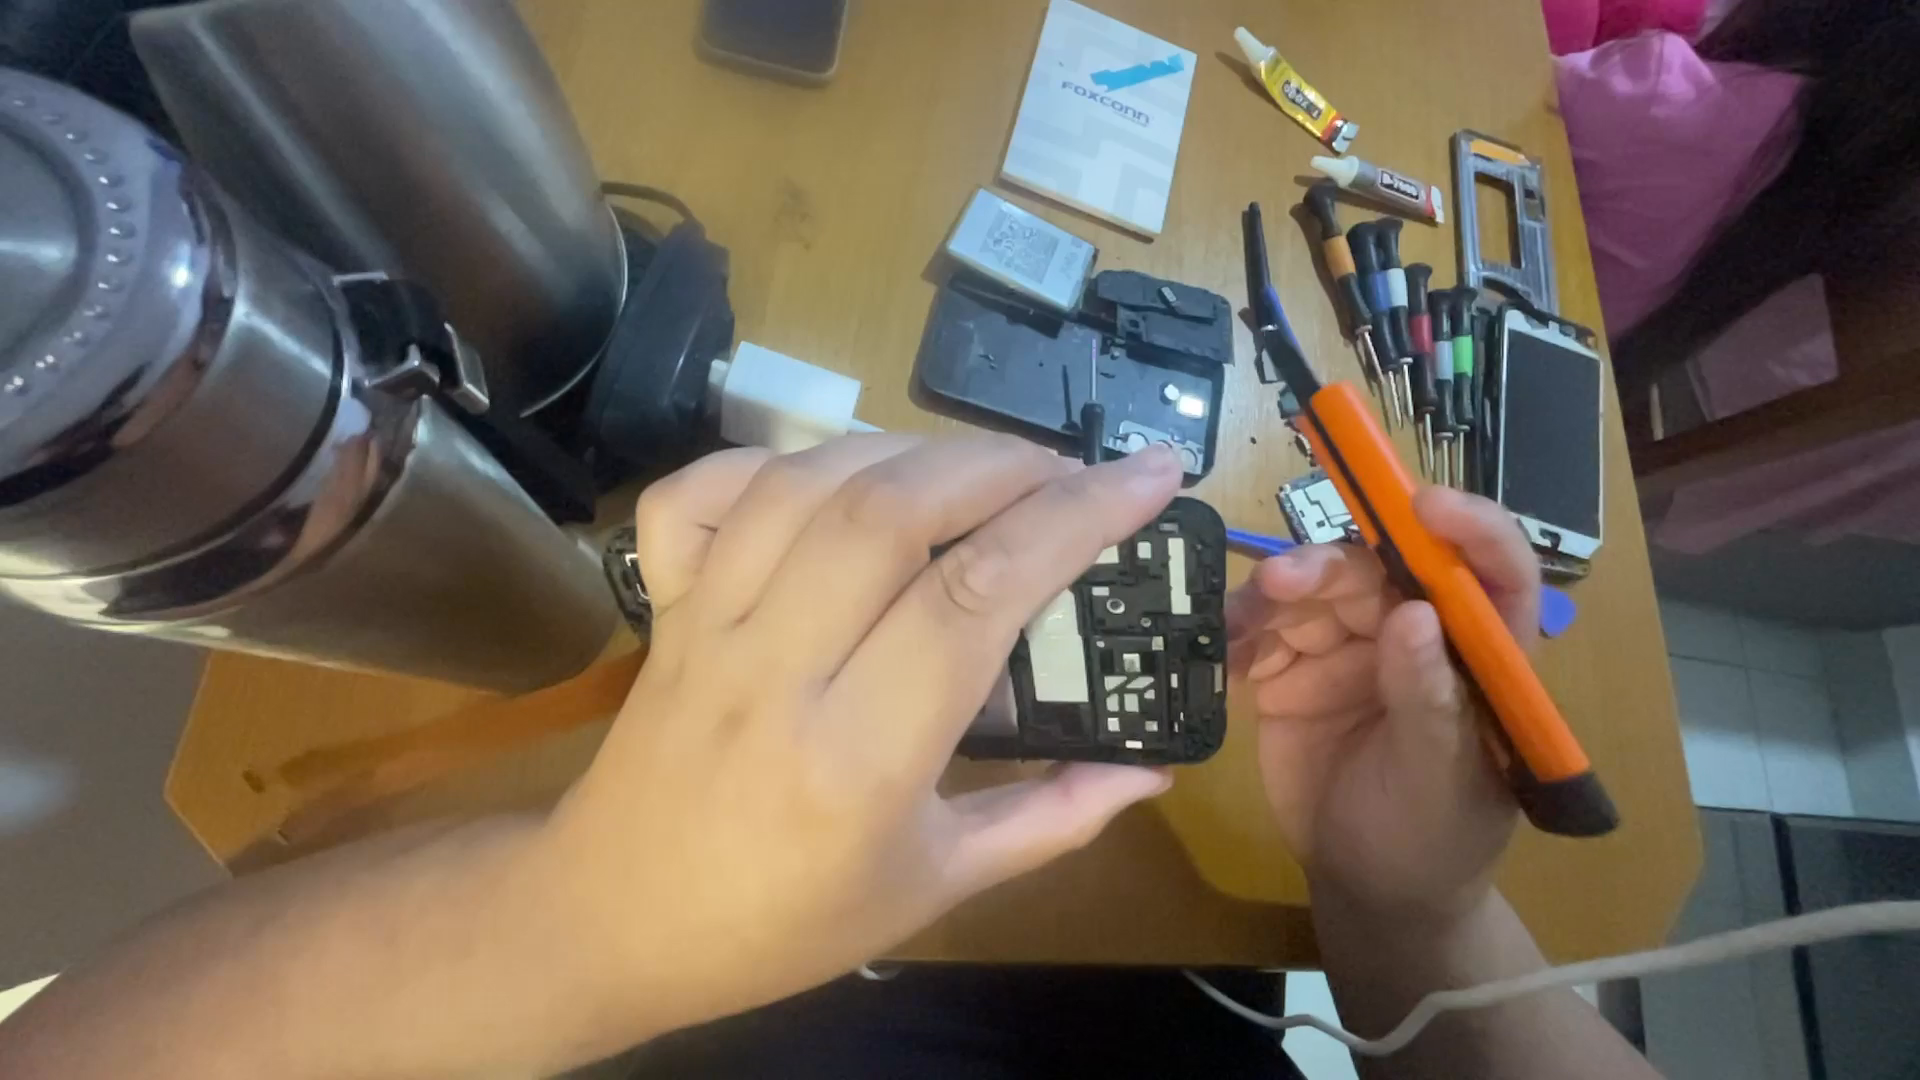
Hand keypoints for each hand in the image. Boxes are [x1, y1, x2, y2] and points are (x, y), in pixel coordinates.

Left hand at [538, 434, 1182, 1036]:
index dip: (1073, 521)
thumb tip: (1149, 772)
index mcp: (858, 760)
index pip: (975, 597)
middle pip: (891, 513)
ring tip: (976, 466)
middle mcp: (776, 671)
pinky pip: (702, 495)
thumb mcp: (934, 888)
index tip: (1144, 479)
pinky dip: (772, 458)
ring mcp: (707, 625)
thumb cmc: (782, 919)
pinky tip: (835, 475)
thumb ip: (1051, 821)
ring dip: (910, 448)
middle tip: (1066, 469)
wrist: (614, 919)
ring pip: (808, 484)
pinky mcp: (665, 604)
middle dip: (1001, 465)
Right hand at [1226, 488, 1538, 924]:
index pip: (1489, 571)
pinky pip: (1257, 631)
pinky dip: (1234, 634)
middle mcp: (1408, 636)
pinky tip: (1221, 652)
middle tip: (1279, 584)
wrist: (1362, 884)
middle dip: (1325, 567)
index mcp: (1474, 654)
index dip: (1467, 528)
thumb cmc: (1429, 838)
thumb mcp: (1440, 780)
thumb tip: (1414, 614)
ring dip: (1268, 598)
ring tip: (1238, 626)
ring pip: (1304, 592)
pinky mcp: (1288, 669)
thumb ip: (1428, 700)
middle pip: (1371, 570)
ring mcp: (1343, 650)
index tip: (1420, 506)